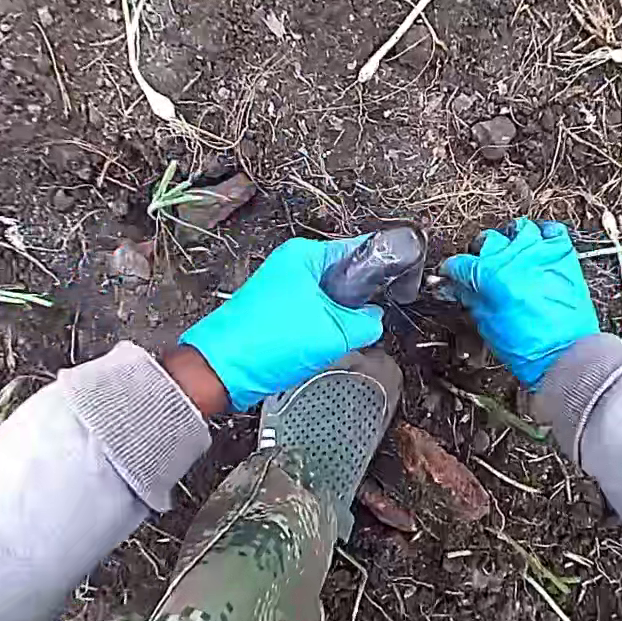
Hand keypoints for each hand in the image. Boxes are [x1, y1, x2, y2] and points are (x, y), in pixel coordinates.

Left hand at [179, 236, 385, 410]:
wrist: (221, 372)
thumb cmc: (264, 343)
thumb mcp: (334, 333)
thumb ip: (367, 322)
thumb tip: (375, 319)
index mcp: (305, 255)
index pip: (360, 248)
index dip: (385, 265)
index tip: (400, 283)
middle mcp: (293, 264)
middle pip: (346, 276)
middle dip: (358, 301)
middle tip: (361, 321)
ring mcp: (284, 286)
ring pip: (331, 299)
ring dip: (338, 319)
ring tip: (331, 337)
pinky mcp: (278, 309)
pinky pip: (314, 313)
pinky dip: (321, 328)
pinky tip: (316, 345)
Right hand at [441, 218, 599, 388]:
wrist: (566, 354)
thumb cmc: (531, 347)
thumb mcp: (488, 324)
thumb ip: (472, 299)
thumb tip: (462, 288)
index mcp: (490, 275)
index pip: (460, 263)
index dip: (452, 270)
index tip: (452, 274)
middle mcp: (514, 258)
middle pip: (488, 240)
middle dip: (480, 252)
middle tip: (482, 266)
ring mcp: (540, 253)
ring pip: (519, 228)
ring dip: (511, 238)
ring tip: (510, 252)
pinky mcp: (563, 256)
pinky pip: (552, 231)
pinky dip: (543, 235)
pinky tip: (537, 247)